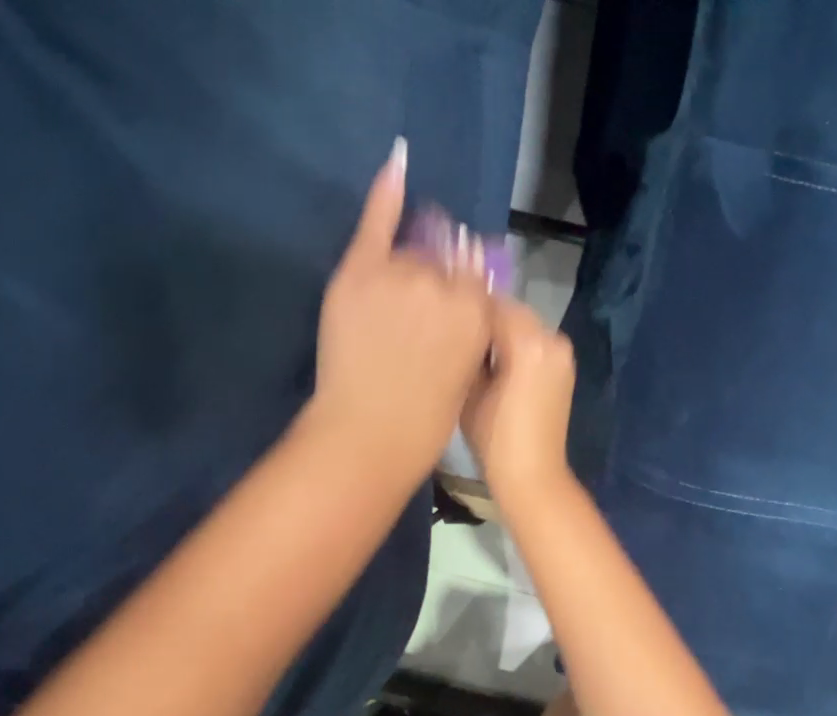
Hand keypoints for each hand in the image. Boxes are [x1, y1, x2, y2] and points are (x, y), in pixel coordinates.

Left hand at [305, 139, 493, 482]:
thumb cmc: (427, 419)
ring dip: (409, 270)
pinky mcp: (358, 274)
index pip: (474, 282)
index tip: (450, 316)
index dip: (462, 296)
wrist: (370, 433)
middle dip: (436, 284)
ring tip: (395, 313)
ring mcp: (398, 275)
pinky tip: (400, 161)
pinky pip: (376, 225)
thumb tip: (470, 293)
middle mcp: (443, 283)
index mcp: (478, 312)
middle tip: (418, 326)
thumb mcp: (467, 373)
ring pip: (411, 255)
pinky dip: (386, 194)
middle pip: (444, 265)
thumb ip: (472, 328)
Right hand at [461, 297, 576, 497]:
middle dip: (484, 317)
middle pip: (510, 311)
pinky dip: (515, 344)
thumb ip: (469, 349)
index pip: (490, 304)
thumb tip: (460, 326)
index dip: (463, 306)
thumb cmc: (494, 438)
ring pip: (523, 325)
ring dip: (500, 330)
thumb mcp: (470, 389)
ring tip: (471, 346)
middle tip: (453, 328)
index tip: (441, 312)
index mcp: (528, 342)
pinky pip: (534, 342)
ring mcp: (562, 353)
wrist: (533, 474)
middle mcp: (551, 339)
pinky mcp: (564, 367)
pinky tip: (494, 361)